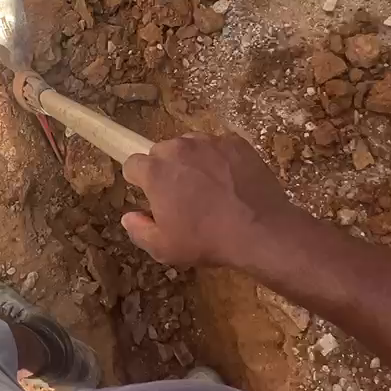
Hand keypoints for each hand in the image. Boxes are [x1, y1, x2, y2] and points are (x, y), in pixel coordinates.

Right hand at [121, 133, 301, 266]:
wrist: (261, 230)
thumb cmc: (207, 240)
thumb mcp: (164, 248)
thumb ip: (138, 230)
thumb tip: (129, 217)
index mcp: (156, 171)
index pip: (132, 164)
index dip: (139, 180)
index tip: (151, 196)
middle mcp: (178, 148)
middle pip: (160, 151)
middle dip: (165, 169)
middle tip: (181, 195)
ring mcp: (209, 142)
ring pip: (189, 145)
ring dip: (191, 161)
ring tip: (207, 187)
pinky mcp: (236, 143)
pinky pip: (218, 146)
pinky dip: (219, 159)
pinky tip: (229, 181)